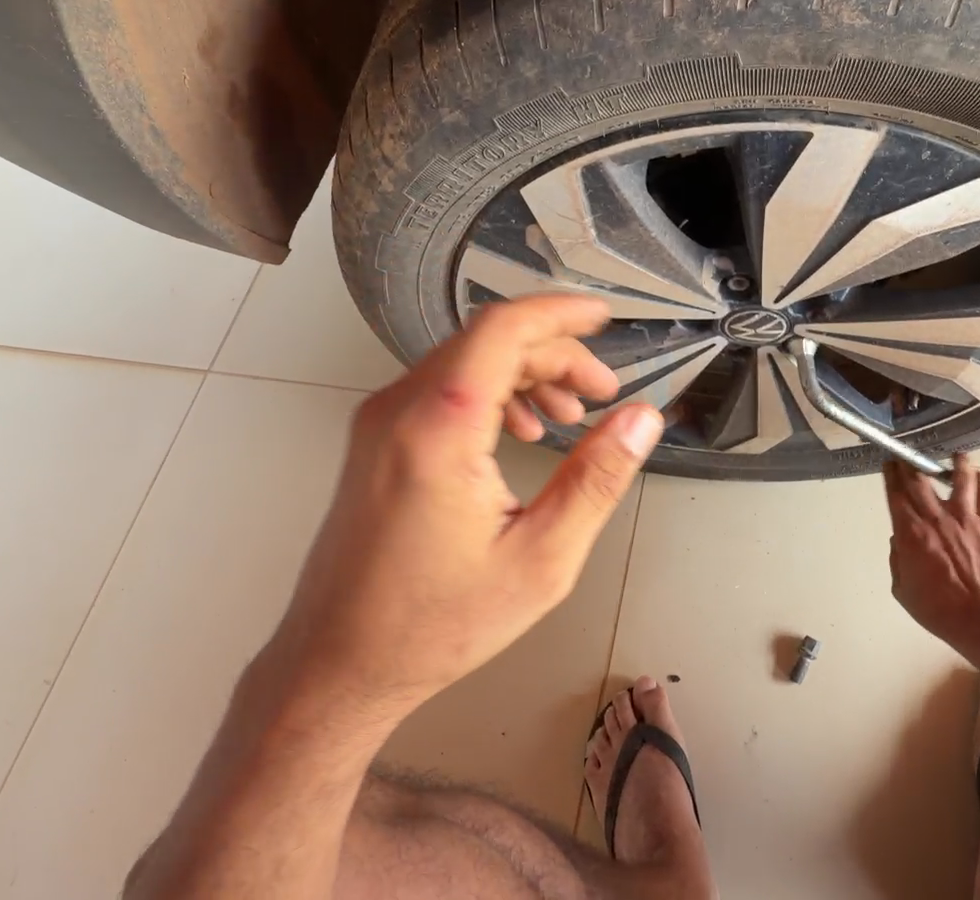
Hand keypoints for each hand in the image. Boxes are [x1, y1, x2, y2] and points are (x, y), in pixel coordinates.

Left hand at [271, 295, 662, 717]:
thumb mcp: (541, 559)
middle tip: (602, 392)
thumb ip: (596, 479)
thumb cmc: (436, 623)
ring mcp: (379, 423)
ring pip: (464, 362)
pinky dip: (490, 393)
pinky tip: (522, 433)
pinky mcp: (374, 443)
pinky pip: (440, 390)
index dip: (561, 313)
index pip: (503, 329)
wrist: (337, 665)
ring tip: (570, 415)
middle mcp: (398, 410)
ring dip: (524, 373)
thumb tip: (642, 420)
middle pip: (487, 341)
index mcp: (439, 428)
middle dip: (554, 353)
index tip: (605, 318)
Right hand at [884, 457, 979, 649]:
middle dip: (911, 463)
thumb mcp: (902, 589)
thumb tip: (899, 539)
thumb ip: (898, 559)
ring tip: (956, 455)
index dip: (891, 476)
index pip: (896, 494)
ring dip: (956, 464)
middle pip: (920, 481)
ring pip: (960, 480)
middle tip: (908, 454)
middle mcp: (935, 518)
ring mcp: (964, 518)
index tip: (889, 463)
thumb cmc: (936, 608)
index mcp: (910, 532)